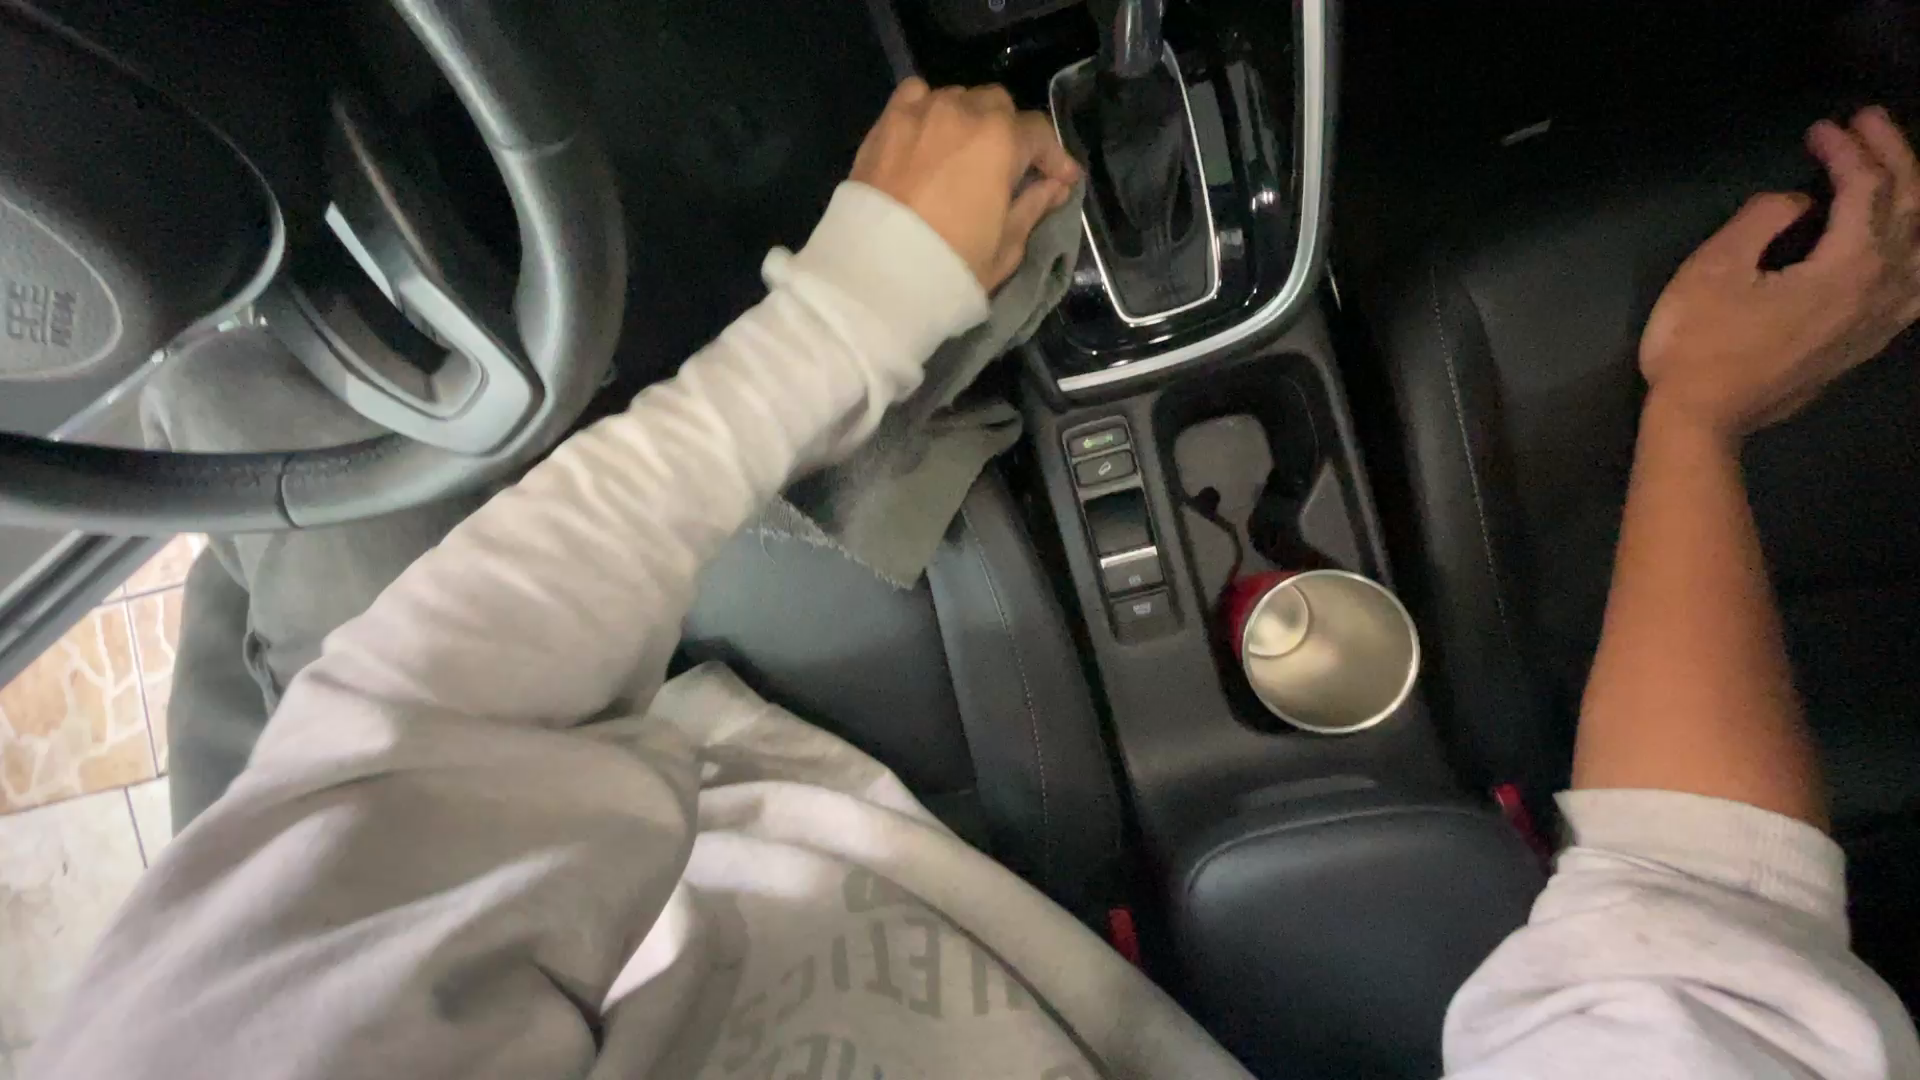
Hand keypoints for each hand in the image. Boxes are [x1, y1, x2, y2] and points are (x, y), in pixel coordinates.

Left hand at [850, 78, 1081, 289]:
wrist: (877, 277)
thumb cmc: (951, 267)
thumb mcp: (1004, 248)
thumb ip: (1033, 208)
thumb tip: (1054, 186)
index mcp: (999, 141)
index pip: (1038, 134)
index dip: (1054, 158)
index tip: (1061, 181)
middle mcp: (961, 112)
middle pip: (998, 107)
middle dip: (1011, 134)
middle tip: (1011, 170)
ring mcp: (919, 113)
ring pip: (957, 99)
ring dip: (971, 122)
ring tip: (967, 156)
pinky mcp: (885, 124)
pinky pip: (916, 97)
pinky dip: (930, 110)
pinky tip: (931, 136)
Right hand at [1638, 106, 1919, 441]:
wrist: (1702, 417)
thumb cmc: (1697, 345)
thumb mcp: (1709, 274)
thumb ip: (1758, 223)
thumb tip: (1793, 203)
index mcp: (1853, 263)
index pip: (1868, 187)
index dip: (1848, 151)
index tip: (1822, 128)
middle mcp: (1889, 283)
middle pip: (1914, 204)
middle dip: (1894, 157)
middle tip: (1869, 125)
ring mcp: (1886, 316)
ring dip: (1915, 197)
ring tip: (1896, 174)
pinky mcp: (1870, 339)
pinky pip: (1919, 278)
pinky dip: (1916, 245)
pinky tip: (1906, 243)